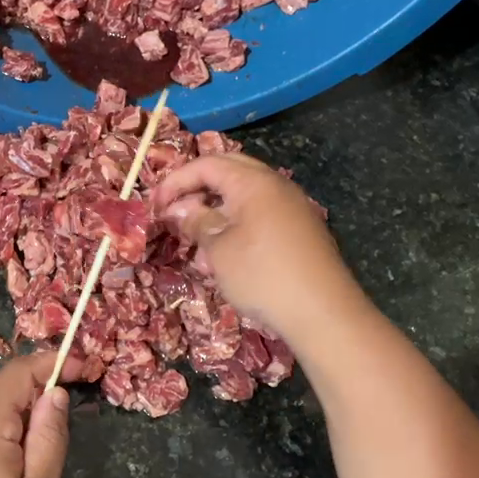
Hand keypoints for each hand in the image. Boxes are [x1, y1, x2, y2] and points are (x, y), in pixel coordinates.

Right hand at [151, 153, 356, 333]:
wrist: (323, 312)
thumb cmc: (262, 275)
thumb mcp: (218, 250)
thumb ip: (196, 221)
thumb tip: (179, 208)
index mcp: (253, 182)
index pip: (206, 164)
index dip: (175, 182)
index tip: (155, 206)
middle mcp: (275, 185)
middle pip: (228, 171)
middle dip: (197, 187)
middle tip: (175, 210)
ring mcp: (291, 207)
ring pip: (245, 193)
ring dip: (216, 207)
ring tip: (197, 237)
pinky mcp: (300, 229)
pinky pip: (260, 213)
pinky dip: (237, 222)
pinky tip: (226, 253)